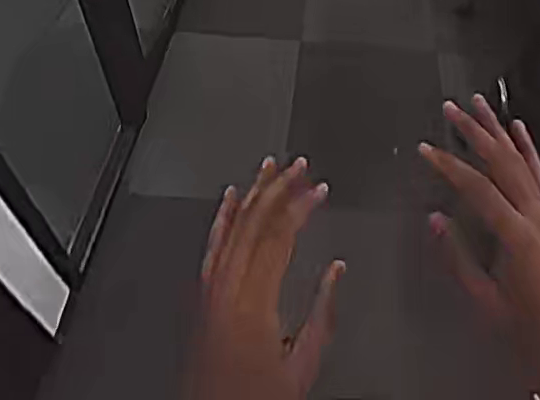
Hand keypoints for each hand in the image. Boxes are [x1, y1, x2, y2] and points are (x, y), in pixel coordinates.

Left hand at [183, 157, 343, 399]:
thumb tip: (337, 270)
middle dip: (278, 187)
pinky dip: (221, 217)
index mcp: (254, 302)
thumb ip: (321, 313)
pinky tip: (229, 198)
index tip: (320, 187)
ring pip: (231, 227)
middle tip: (298, 163)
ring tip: (269, 167)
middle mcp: (227, 289)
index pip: (279, 234)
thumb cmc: (256, 399)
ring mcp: (210, 291)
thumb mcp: (301, 367)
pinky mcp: (202, 298)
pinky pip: (211, 246)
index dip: (301, 205)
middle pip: (253, 222)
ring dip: (252, 193)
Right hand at [419, 96, 539, 399]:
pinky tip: (519, 129)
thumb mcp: (486, 304)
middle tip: (452, 109)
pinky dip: (528, 148)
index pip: (476, 187)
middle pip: (501, 161)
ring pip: (520, 159)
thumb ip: (458, 258)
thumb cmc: (533, 337)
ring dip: (498, 130)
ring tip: (480, 105)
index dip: (448, 165)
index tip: (427, 149)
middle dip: (474, 131)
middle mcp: (536, 217)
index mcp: (517, 237)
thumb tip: (435, 221)